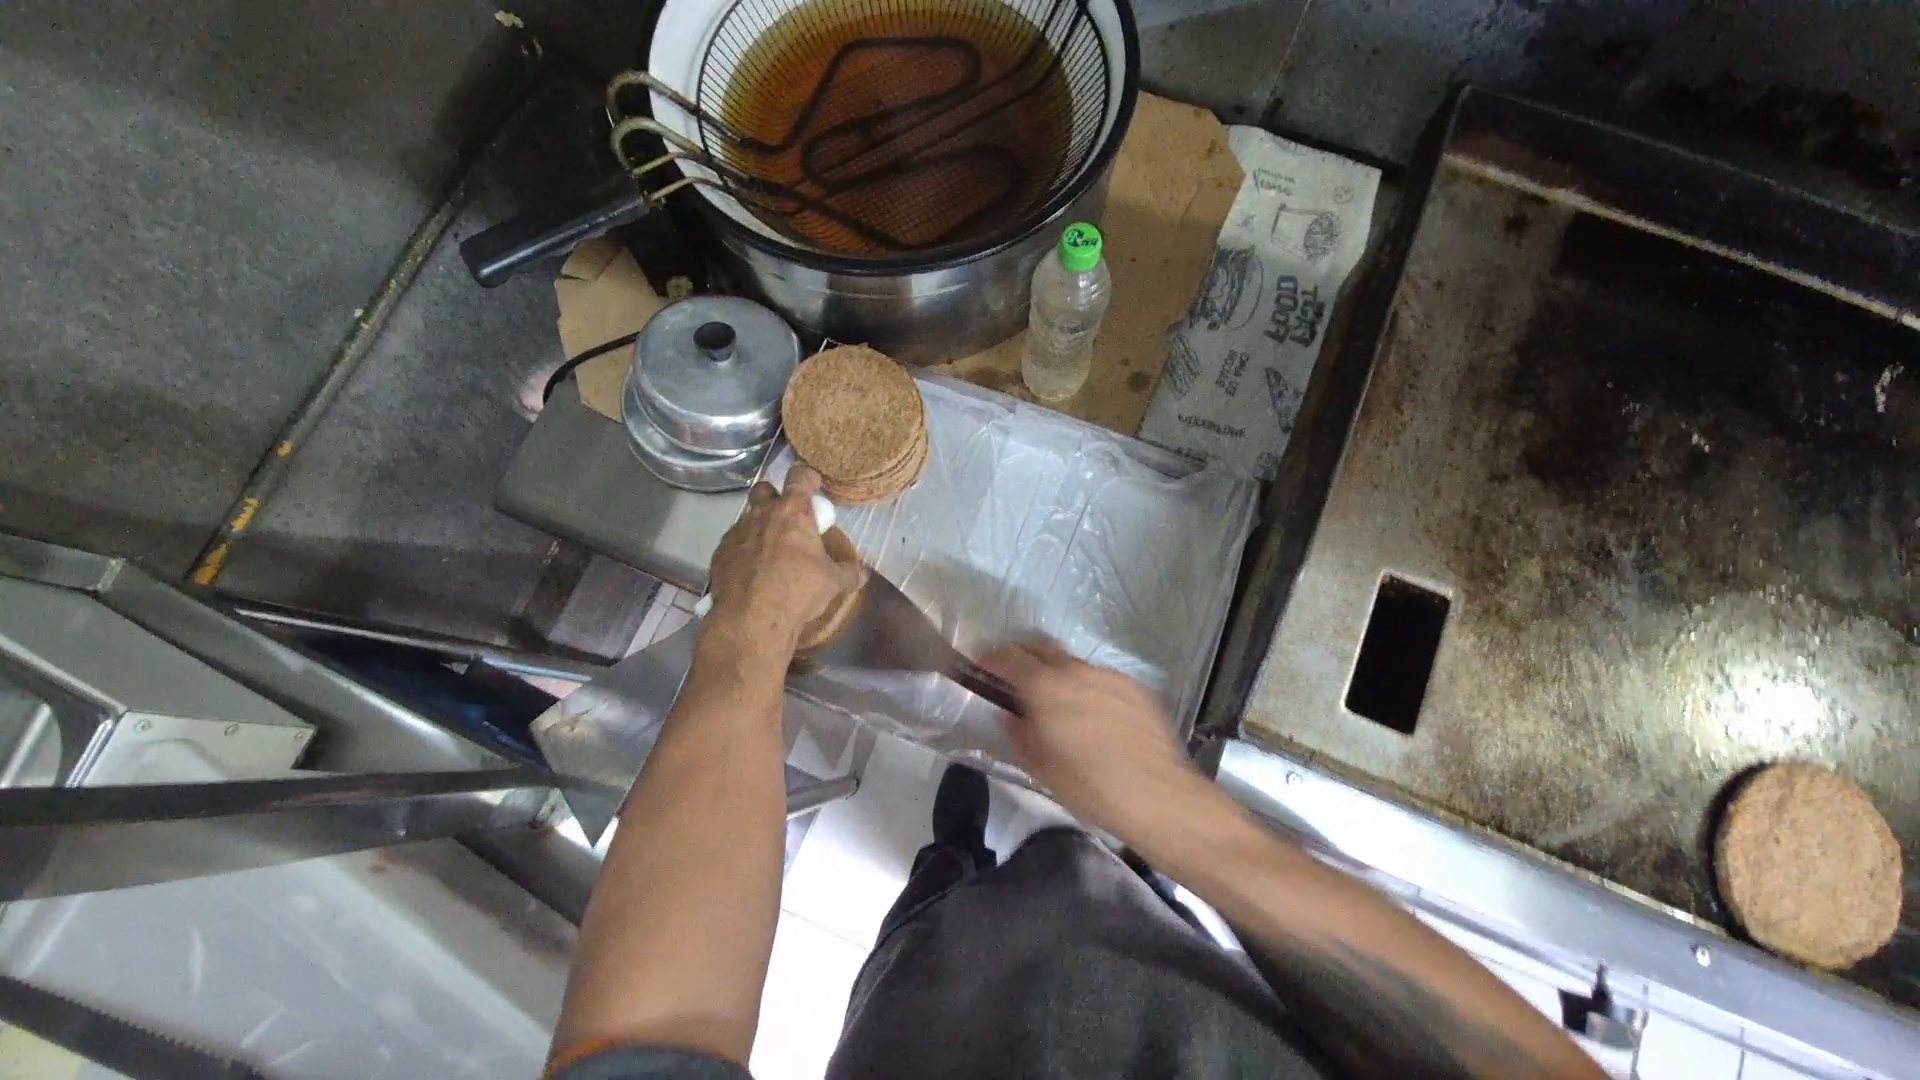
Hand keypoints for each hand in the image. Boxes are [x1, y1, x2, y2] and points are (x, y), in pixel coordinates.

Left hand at [704, 466, 862, 652]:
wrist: (751, 620)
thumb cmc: (797, 592)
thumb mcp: (832, 583)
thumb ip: (848, 573)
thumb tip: (861, 573)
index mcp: (792, 512)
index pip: (800, 477)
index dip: (808, 478)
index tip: (814, 486)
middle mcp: (761, 514)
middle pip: (765, 488)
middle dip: (776, 498)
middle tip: (788, 520)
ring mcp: (737, 532)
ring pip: (748, 517)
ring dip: (760, 527)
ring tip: (771, 552)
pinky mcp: (720, 553)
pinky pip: (734, 543)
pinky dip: (744, 551)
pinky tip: (753, 571)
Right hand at [980, 641, 1207, 843]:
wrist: (1158, 796)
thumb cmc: (1090, 788)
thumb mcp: (1041, 768)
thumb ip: (1019, 734)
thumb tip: (1009, 716)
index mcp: (1046, 688)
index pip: (1009, 656)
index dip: (990, 657)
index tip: (981, 665)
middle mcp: (1076, 672)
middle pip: (1041, 645)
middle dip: (1023, 656)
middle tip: (1015, 678)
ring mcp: (1109, 676)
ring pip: (1073, 664)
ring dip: (1058, 674)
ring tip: (1059, 704)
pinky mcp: (1135, 688)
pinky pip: (1101, 679)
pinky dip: (1087, 688)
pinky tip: (1094, 717)